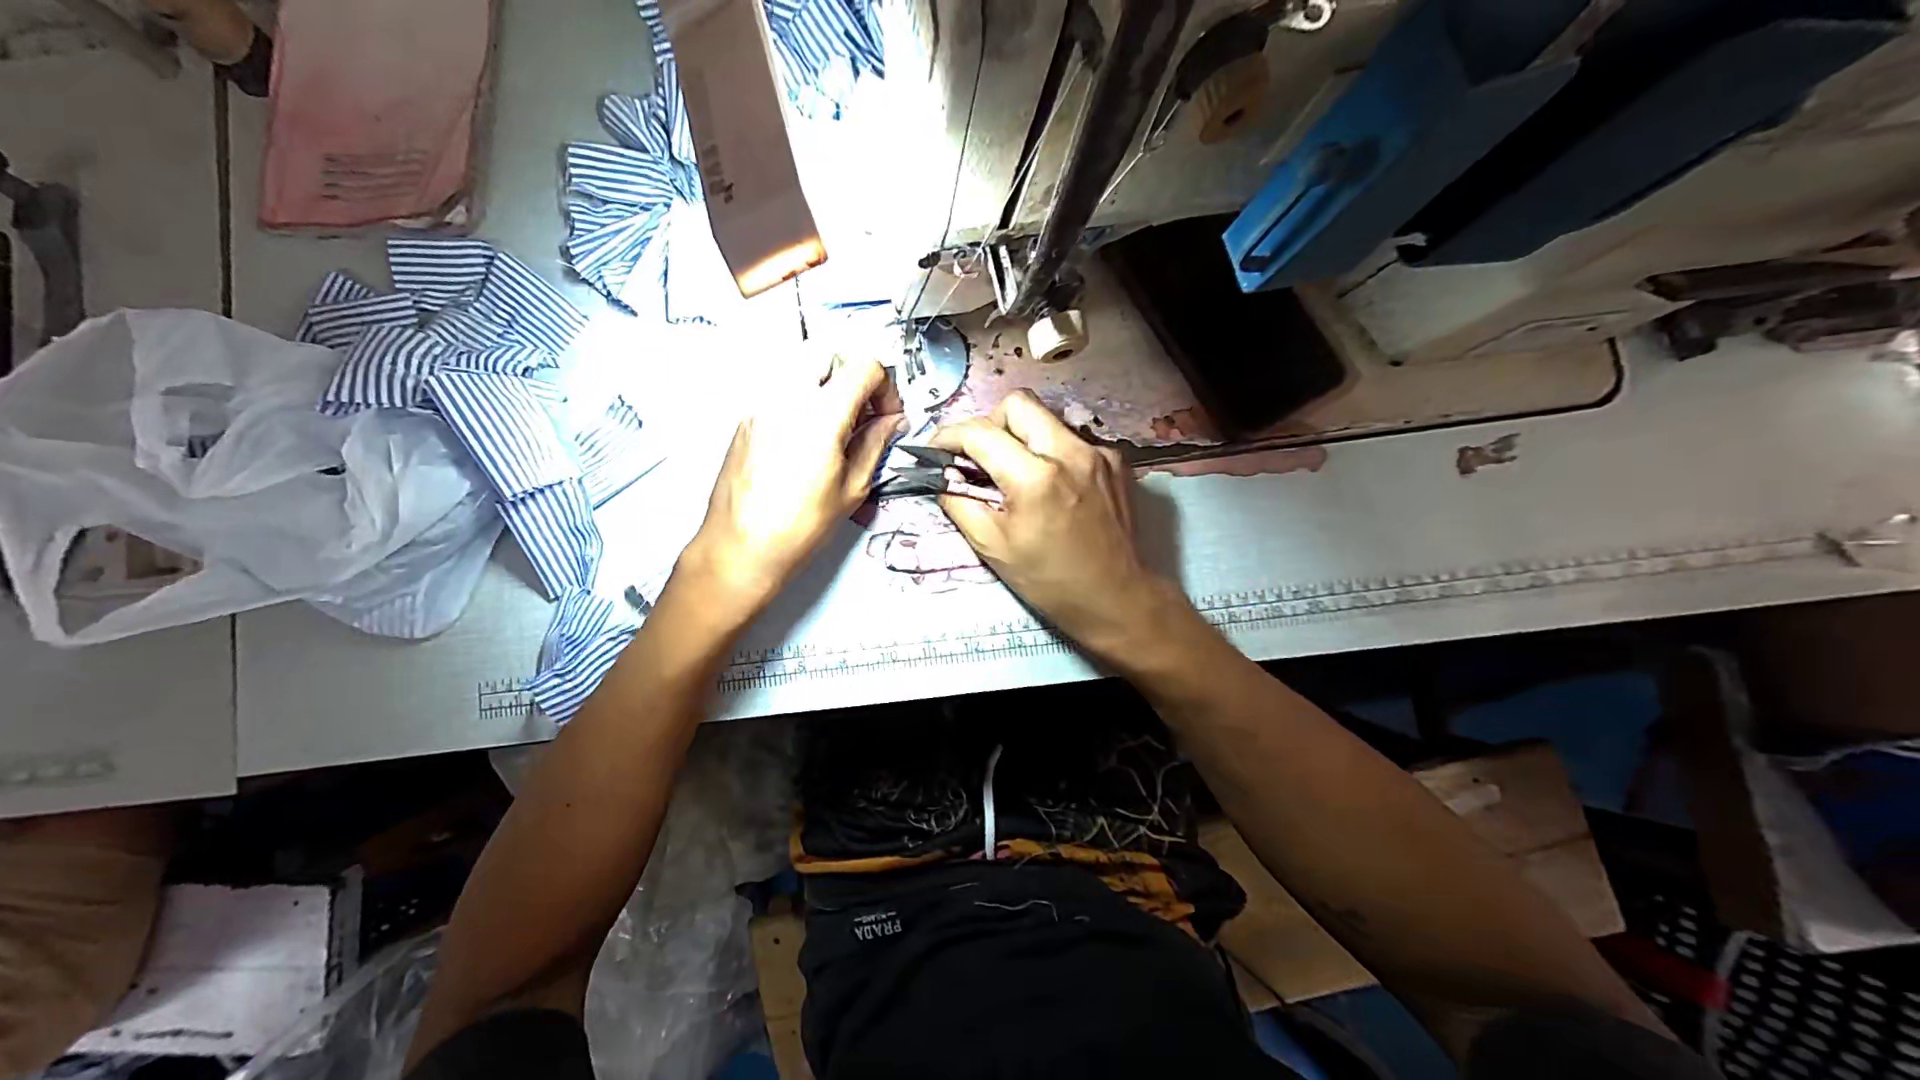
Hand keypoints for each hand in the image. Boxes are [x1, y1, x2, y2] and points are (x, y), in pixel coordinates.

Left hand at [683, 356, 903, 620]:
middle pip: (830, 354)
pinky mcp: (747, 417)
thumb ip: (875, 444)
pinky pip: (781, 387)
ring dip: (828, 382)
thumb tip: (890, 423)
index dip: (885, 387)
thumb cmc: (792, 529)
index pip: (863, 367)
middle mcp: (787, 400)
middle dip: (855, 376)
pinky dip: (803, 396)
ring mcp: (761, 405)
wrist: (741, 547)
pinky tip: (812, 433)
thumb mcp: (851, 488)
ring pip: (801, 364)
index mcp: (820, 416)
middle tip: (866, 412)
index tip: (887, 412)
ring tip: (838, 422)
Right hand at [930, 390, 1178, 659]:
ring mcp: (1098, 454)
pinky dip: (1052, 454)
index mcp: (1035, 478)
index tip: (937, 450)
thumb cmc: (1049, 581)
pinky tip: (1053, 487)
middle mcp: (1070, 453)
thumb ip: (959, 502)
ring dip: (1023, 438)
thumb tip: (943, 475)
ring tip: (1017, 473)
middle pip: (1017, 404)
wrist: (1115, 598)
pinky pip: (1071, 440)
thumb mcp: (992, 547)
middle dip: (991, 424)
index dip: (949, 436)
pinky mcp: (1115, 461)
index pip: (980, 433)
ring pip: (1046, 419)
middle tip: (983, 458)